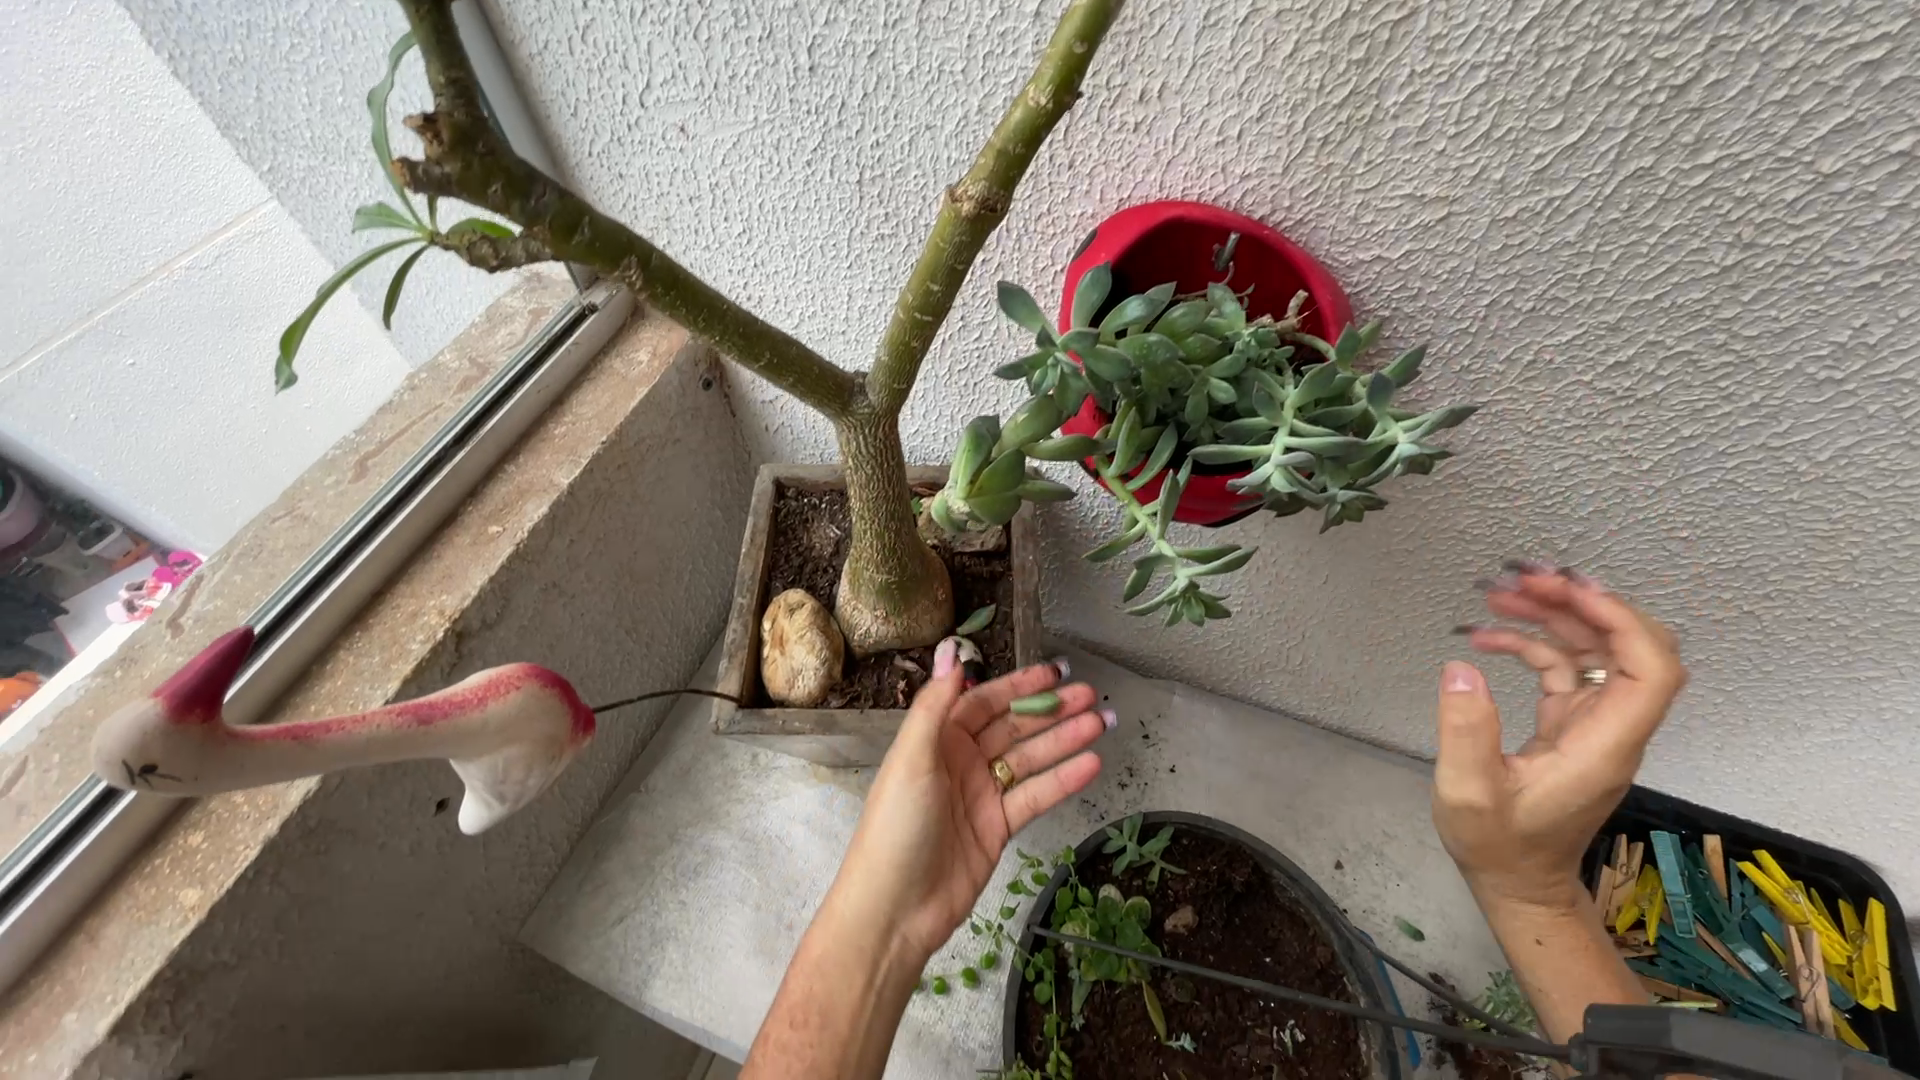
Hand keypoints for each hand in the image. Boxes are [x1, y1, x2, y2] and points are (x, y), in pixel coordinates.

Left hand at [826, 641, 1111, 962]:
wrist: (894, 909)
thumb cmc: (895, 827)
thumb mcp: (912, 758)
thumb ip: (934, 704)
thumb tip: (950, 652)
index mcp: (937, 738)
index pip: (985, 701)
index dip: (1020, 686)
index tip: (1055, 672)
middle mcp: (961, 760)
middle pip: (1014, 727)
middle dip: (1052, 710)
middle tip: (1091, 695)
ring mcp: (982, 794)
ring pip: (1030, 759)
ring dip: (1065, 742)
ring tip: (1101, 724)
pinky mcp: (998, 828)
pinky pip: (1036, 796)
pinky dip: (1063, 781)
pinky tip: (1091, 765)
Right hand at [1434, 567, 1686, 910]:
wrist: (1516, 881)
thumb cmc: (1497, 844)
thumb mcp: (1468, 791)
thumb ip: (1466, 729)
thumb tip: (1461, 665)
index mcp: (1605, 745)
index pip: (1652, 670)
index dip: (1620, 620)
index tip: (1566, 590)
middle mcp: (1611, 729)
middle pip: (1629, 648)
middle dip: (1582, 605)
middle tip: (1523, 579)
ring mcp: (1593, 726)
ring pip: (1596, 652)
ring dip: (1553, 617)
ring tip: (1498, 594)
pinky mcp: (1570, 726)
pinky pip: (1564, 670)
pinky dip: (1530, 645)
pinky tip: (1486, 640)